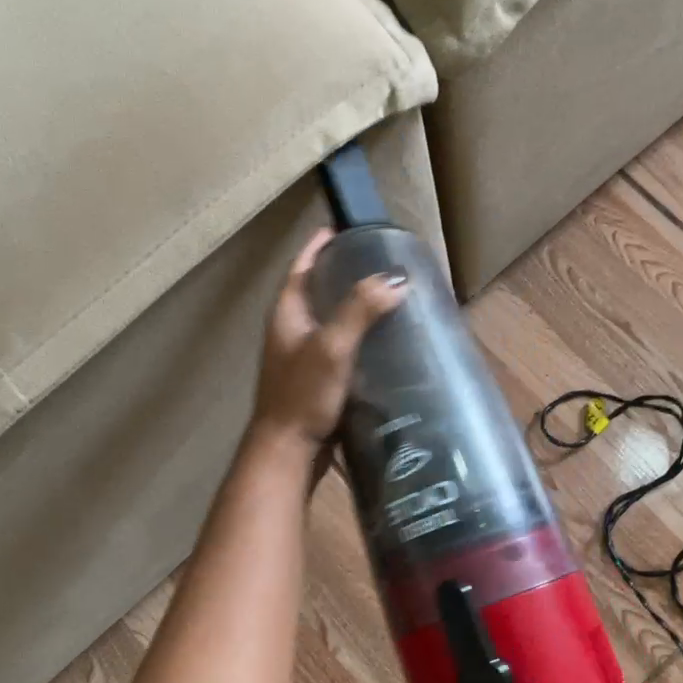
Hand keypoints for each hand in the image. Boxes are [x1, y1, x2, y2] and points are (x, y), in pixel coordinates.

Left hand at [251, 227, 406, 452]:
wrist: (287, 451)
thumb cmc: (303, 395)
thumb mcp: (333, 346)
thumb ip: (360, 310)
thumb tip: (396, 280)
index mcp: (286, 314)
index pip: (302, 267)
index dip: (320, 246)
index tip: (344, 230)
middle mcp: (290, 332)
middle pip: (316, 292)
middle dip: (343, 276)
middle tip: (378, 266)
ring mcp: (300, 359)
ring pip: (329, 323)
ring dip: (353, 310)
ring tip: (389, 301)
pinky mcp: (315, 384)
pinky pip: (338, 350)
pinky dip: (357, 340)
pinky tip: (382, 347)